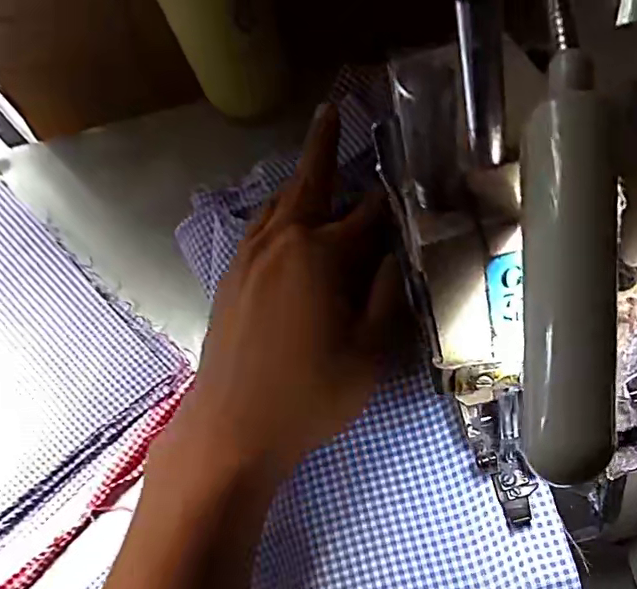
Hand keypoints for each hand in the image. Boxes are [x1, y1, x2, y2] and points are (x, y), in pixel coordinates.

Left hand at [187, 103, 401, 472]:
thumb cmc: (310, 396)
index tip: (406, 185)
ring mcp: (248, 260)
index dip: (391, 201)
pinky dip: (276, 217)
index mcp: (321, 255)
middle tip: (332, 114)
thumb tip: (395, 259)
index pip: (367, 216)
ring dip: (298, 184)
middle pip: (309, 185)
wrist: (234, 427)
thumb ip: (387, 301)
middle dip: (325, 149)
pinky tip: (283, 229)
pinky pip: (258, 232)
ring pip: (277, 206)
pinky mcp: (230, 282)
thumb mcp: (368, 355)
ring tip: (312, 170)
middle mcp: (281, 242)